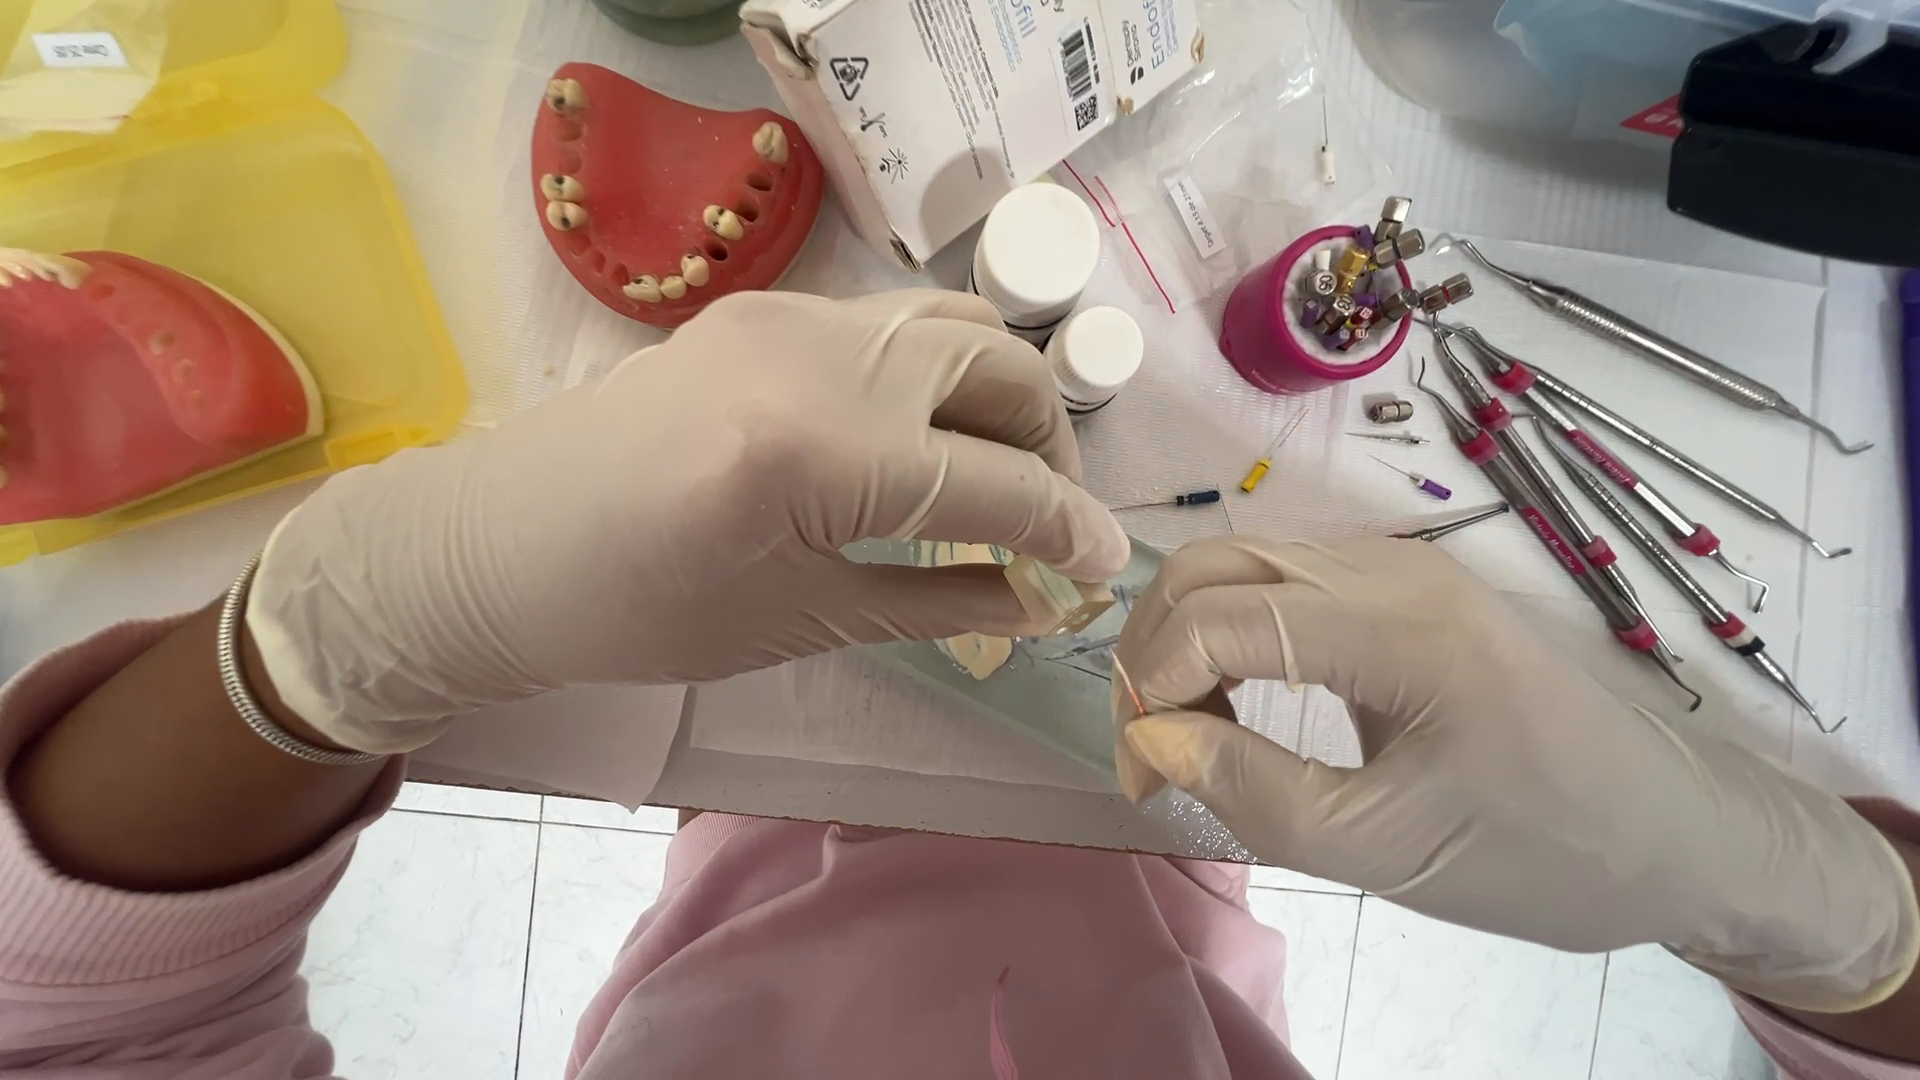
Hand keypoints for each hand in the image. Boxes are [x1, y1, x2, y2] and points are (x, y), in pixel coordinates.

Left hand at [248, 289, 1127, 752]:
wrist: (495, 544)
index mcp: (814, 455)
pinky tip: (925, 435)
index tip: (1107, 563)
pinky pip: (899, 325)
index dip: (1069, 529)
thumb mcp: (805, 622)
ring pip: (959, 328)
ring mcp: (792, 314)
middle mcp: (816, 354)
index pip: (995, 482)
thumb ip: (941, 601)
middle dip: (1052, 451)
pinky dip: (944, 377)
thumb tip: (1044, 598)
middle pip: (1000, 374)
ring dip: (1006, 398)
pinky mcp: (771, 305)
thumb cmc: (639, 615)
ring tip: (997, 469)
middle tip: (1049, 519)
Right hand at [1113, 535, 1917, 1011]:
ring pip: (1232, 565)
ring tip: (1186, 724)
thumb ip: (1252, 792)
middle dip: (1150, 652)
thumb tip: (1148, 736)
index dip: (1149, 691)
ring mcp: (1390, 563)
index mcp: (1400, 629)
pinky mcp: (1391, 580)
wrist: (1694, 831)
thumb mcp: (1388, 853)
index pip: (1218, 620)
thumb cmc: (1547, 852)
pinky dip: (1222, 629)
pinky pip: (1270, 581)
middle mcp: (1385, 567)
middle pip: (1208, 567)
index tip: (1141, 777)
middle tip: (1150, 742)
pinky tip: (1233, 692)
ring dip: (1181, 637)